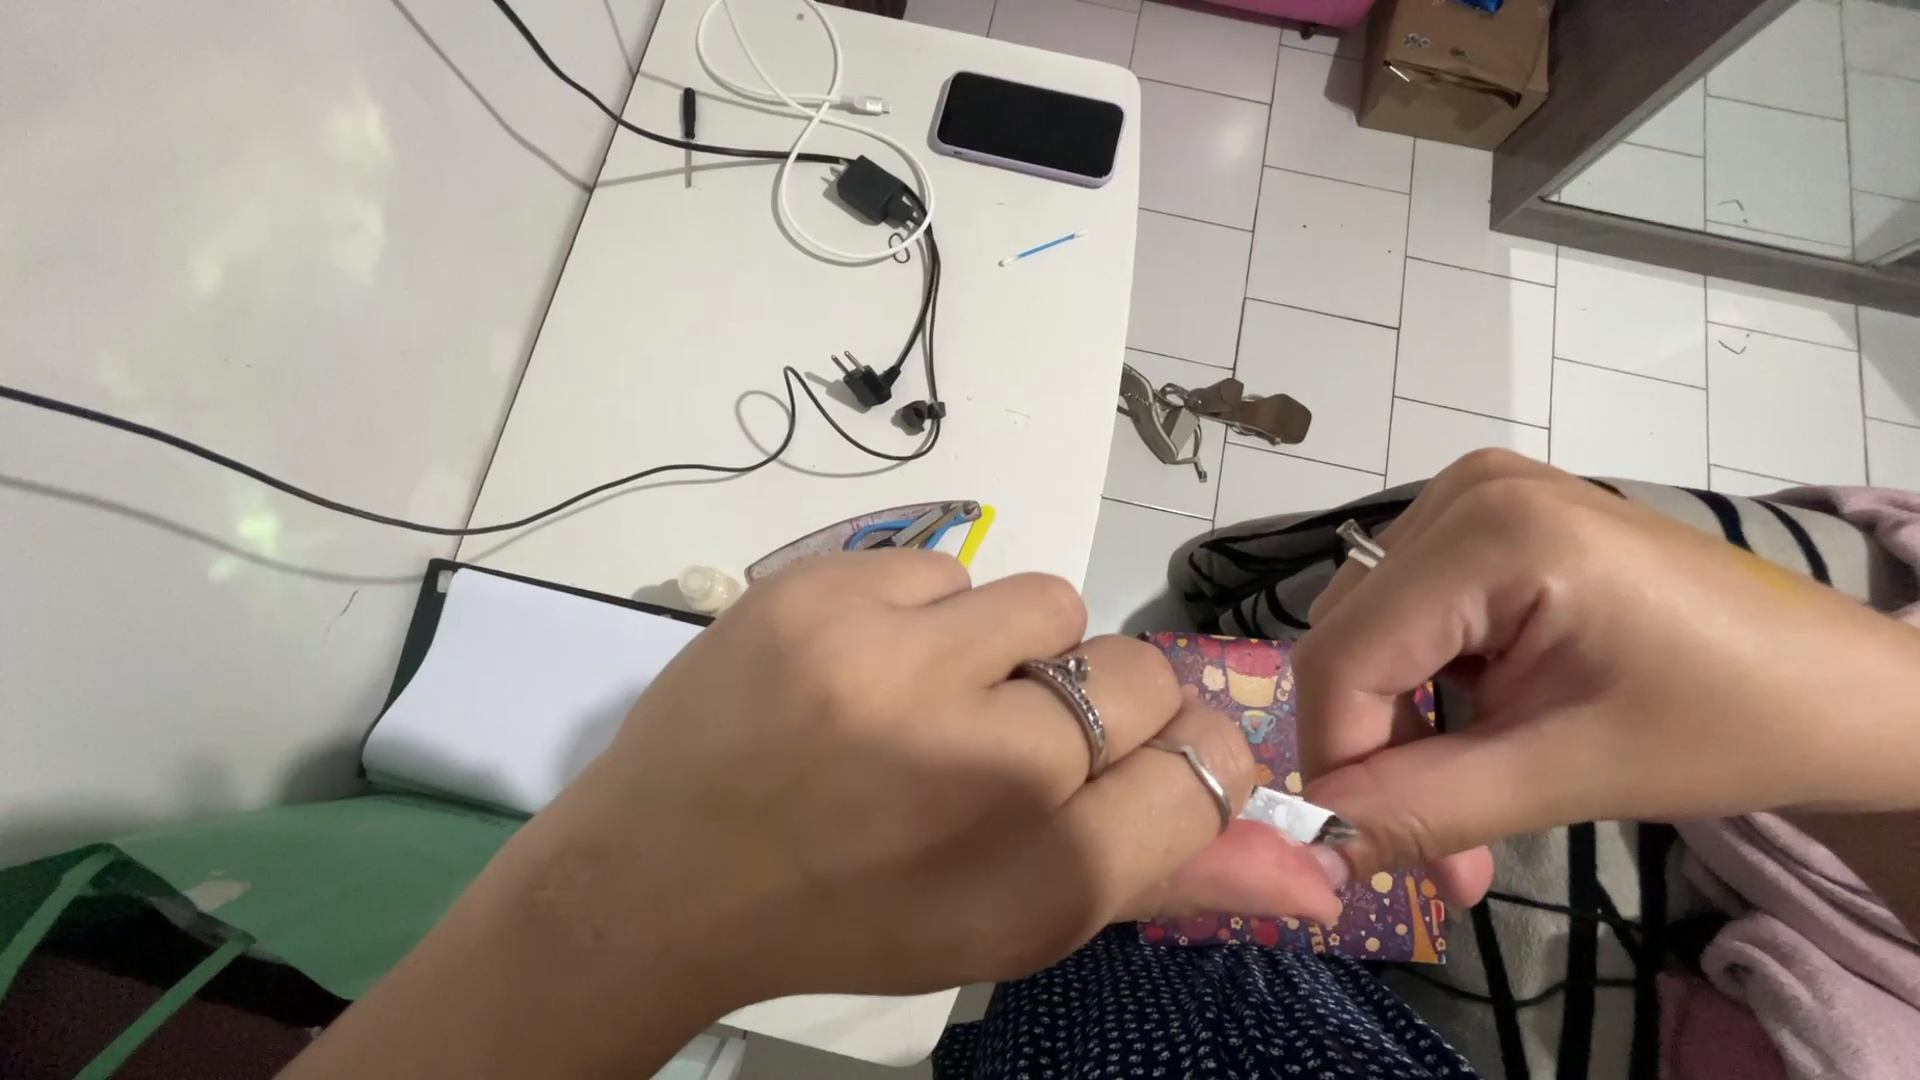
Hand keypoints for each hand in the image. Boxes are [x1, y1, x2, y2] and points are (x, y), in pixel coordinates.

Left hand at [505, 549, 1338, 1008]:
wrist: (663, 873)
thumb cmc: (852, 910)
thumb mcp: (1007, 923)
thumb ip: (1164, 877)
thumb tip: (1311, 862)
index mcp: (1044, 873)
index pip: (1205, 768)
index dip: (1181, 757)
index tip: (1127, 758)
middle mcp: (989, 761)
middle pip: (1142, 677)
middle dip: (1091, 705)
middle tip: (1001, 733)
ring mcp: (897, 660)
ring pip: (1047, 602)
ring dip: (1009, 649)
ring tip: (927, 694)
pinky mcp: (825, 590)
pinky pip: (943, 570)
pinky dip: (920, 614)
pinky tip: (860, 665)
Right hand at [1293, 450, 1919, 891]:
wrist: (1842, 687)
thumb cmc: (1733, 727)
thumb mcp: (1572, 775)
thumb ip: (1424, 807)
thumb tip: (1309, 846)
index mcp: (1494, 533)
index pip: (1345, 653)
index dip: (1331, 754)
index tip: (1350, 844)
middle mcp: (1462, 493)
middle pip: (1347, 636)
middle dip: (1368, 745)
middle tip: (1426, 842)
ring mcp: (1468, 495)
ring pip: (1361, 627)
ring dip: (1386, 717)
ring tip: (1451, 788)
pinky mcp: (1476, 518)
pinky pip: (1394, 609)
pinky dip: (1409, 678)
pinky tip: (1466, 716)